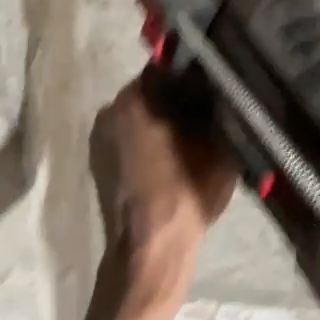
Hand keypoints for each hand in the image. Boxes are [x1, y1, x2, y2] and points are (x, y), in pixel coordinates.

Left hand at [89, 73, 235, 307]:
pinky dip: (145, 143)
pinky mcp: (97, 162)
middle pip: (150, 92)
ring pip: (138, 116)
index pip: (166, 68)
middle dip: (175, 101)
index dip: (192, 76)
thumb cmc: (186, 193)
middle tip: (204, 117)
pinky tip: (167, 163)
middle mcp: (110, 108)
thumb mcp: (218, 148)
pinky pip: (127, 139)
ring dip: (160, 123)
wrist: (149, 250)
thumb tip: (221, 89)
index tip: (211, 89)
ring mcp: (99, 137)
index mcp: (136, 97)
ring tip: (188, 144)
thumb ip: (218, 111)